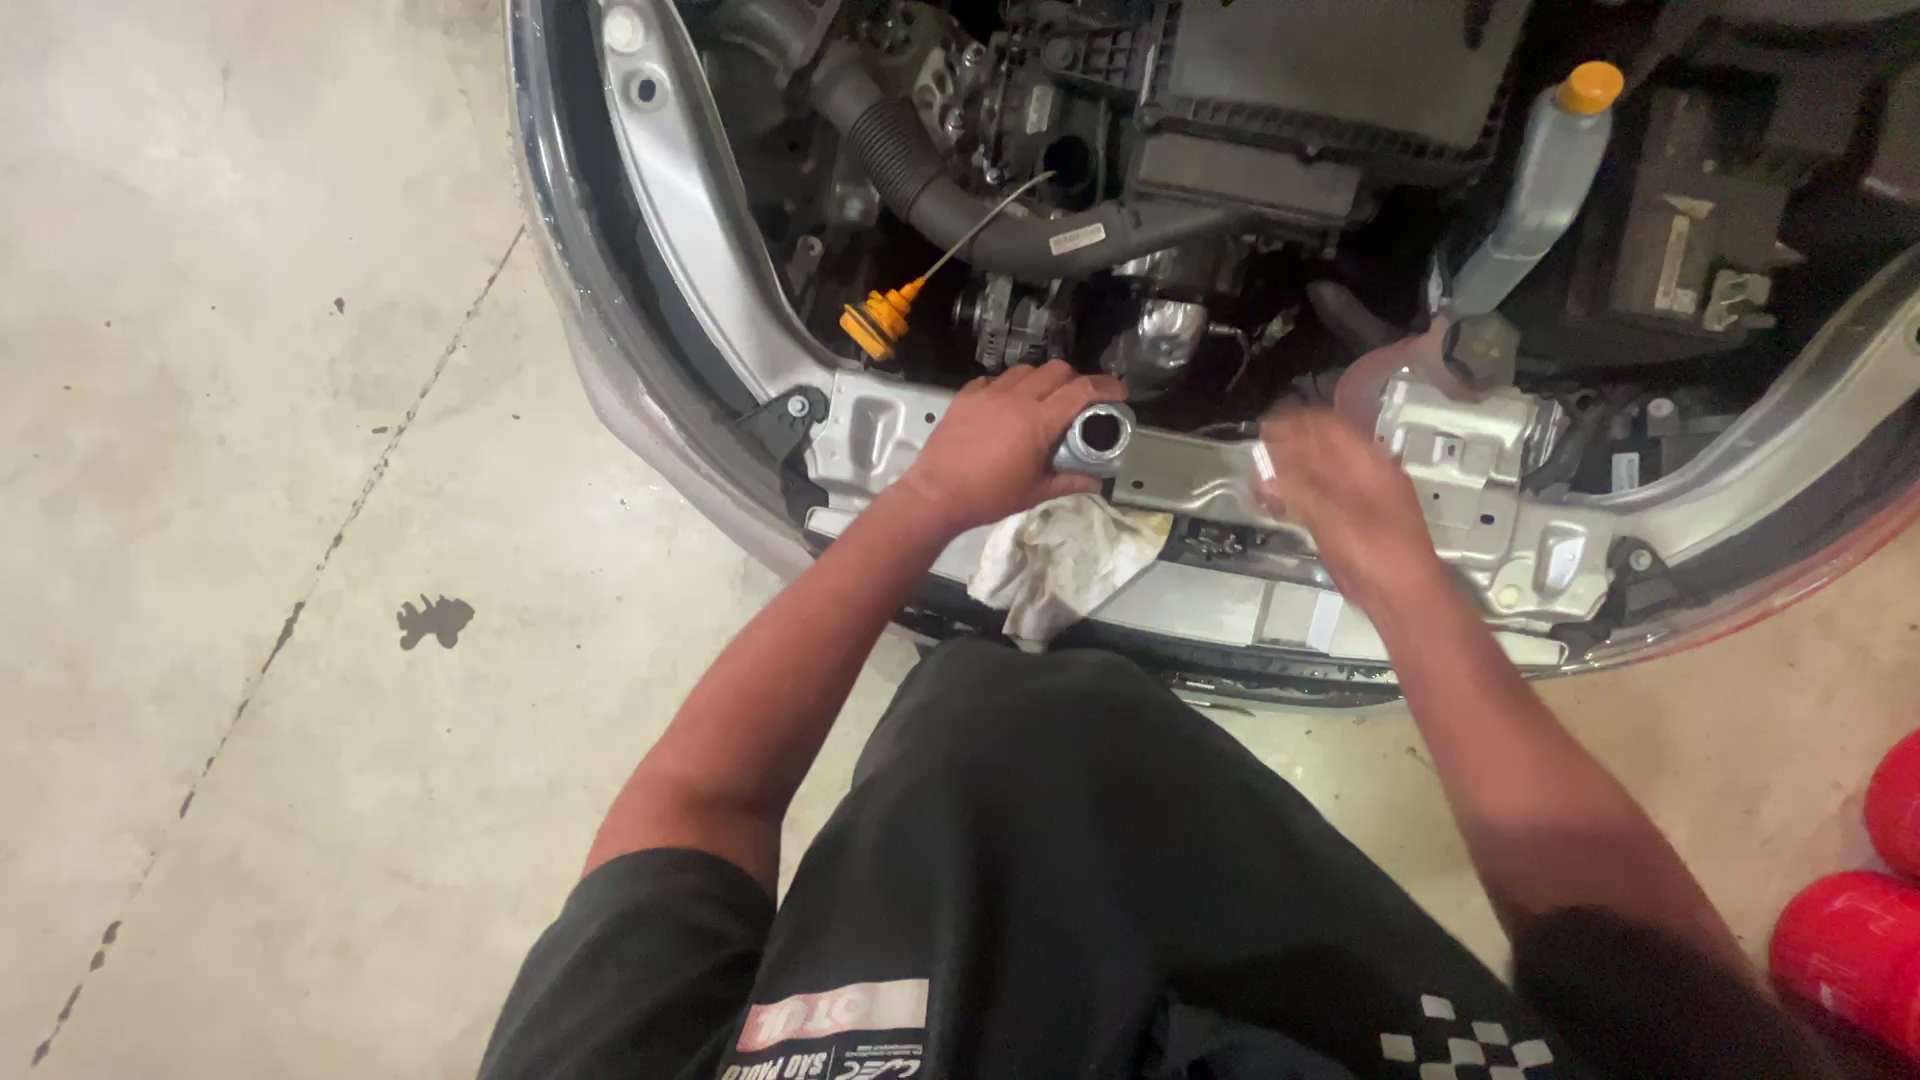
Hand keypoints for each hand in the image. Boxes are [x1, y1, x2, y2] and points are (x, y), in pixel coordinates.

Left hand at [896, 359, 1125, 534]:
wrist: (937, 494)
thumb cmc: (989, 496)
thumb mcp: (1034, 492)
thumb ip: (1069, 481)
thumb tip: (1097, 483)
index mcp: (1038, 421)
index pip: (1082, 390)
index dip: (1107, 387)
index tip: (1120, 393)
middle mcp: (1016, 399)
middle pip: (1057, 370)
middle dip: (1075, 380)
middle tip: (1078, 401)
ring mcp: (988, 394)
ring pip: (1024, 371)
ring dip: (1040, 380)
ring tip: (1041, 401)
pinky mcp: (965, 397)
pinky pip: (993, 380)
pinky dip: (1006, 387)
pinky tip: (1005, 406)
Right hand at [1255, 408, 1450, 614]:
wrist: (1401, 595)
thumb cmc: (1378, 553)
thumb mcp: (1336, 519)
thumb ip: (1299, 494)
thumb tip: (1265, 476)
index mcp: (1370, 467)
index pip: (1332, 430)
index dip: (1299, 425)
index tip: (1267, 428)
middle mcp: (1362, 478)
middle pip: (1322, 451)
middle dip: (1288, 451)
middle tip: (1256, 455)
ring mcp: (1353, 501)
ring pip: (1315, 476)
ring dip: (1286, 475)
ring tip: (1257, 480)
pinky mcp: (1343, 523)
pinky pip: (1314, 500)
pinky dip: (1292, 497)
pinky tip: (1271, 503)